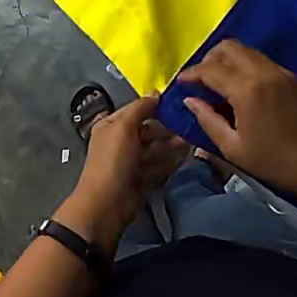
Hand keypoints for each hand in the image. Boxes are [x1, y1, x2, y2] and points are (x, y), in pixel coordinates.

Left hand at [57, 94, 188, 250]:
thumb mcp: (124, 127)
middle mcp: (120, 141)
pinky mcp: (140, 179)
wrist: (108, 203)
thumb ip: (140, 108)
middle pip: (148, 131)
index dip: (154, 107)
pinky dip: (169, 163)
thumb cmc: (113, 160)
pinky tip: (183, 159)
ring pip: (154, 150)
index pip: (136, 111)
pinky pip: (157, 167)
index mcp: (111, 125)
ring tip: (189, 143)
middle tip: (187, 128)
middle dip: (166, 130)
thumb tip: (154, 92)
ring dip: (171, 147)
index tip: (177, 104)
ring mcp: (130, 162)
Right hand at [177, 40, 296, 195]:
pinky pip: (261, 60)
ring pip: (246, 51)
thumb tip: (190, 101)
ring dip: (228, 61)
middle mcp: (264, 73)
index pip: (210, 69)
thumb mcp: (233, 148)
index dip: (191, 73)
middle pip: (229, 47)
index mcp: (247, 91)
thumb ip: (208, 120)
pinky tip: (243, 89)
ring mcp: (281, 72)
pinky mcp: (293, 77)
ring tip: (220, 84)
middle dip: (209, 59)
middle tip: (201, 80)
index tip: (181, 83)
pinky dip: (245, 66)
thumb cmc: (275, 162)